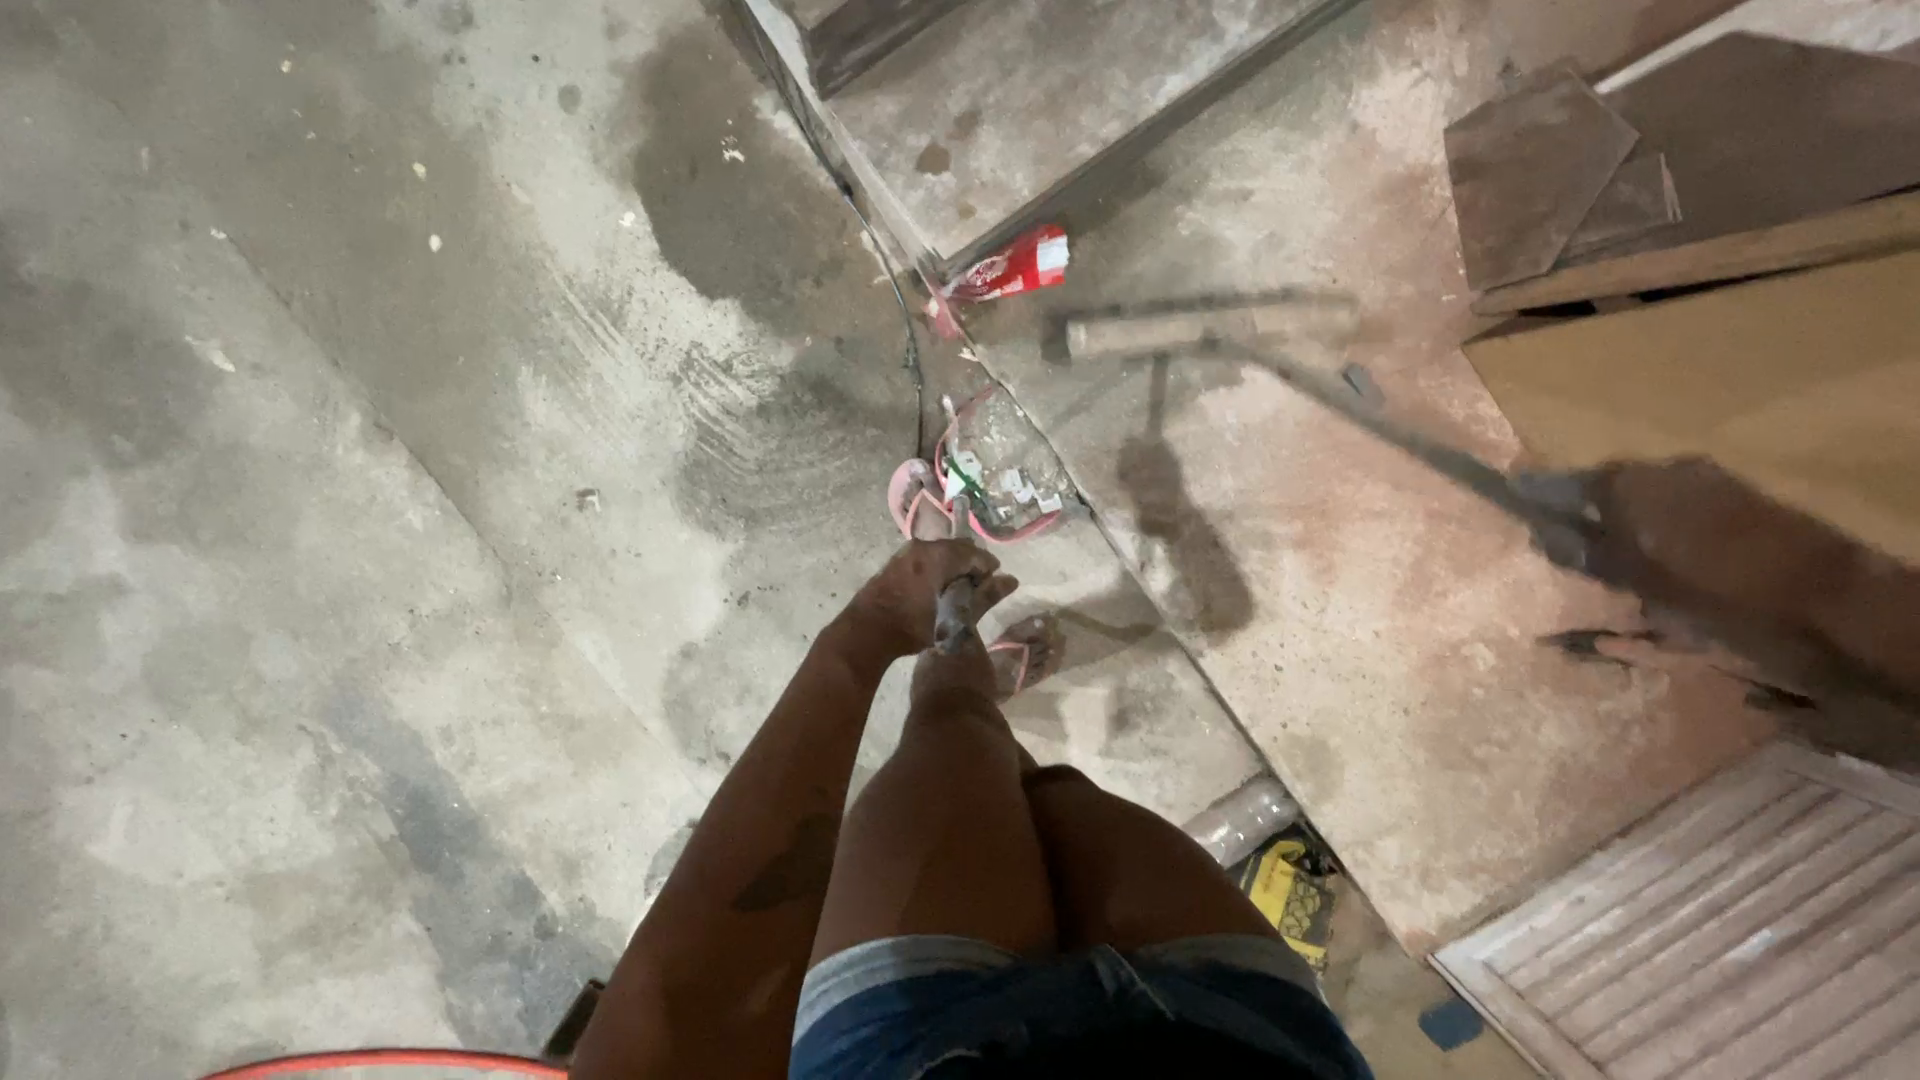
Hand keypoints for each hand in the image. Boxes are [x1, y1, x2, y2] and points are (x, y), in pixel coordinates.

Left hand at [846, 540, 1016, 657]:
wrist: (864, 633)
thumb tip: (1010, 581)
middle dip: (970, 563)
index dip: (987, 565)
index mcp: (935, 556)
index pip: (972, 552)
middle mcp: (920, 547)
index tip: (995, 579)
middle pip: (955, 548)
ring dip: (953, 565)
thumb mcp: (951, 615)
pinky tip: (938, 587)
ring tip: (960, 587)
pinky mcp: (894, 563)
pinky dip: (937, 568)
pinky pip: (924, 558)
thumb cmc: (910, 626)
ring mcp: (903, 554)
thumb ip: (982, 597)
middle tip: (980, 584)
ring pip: (938, 552)